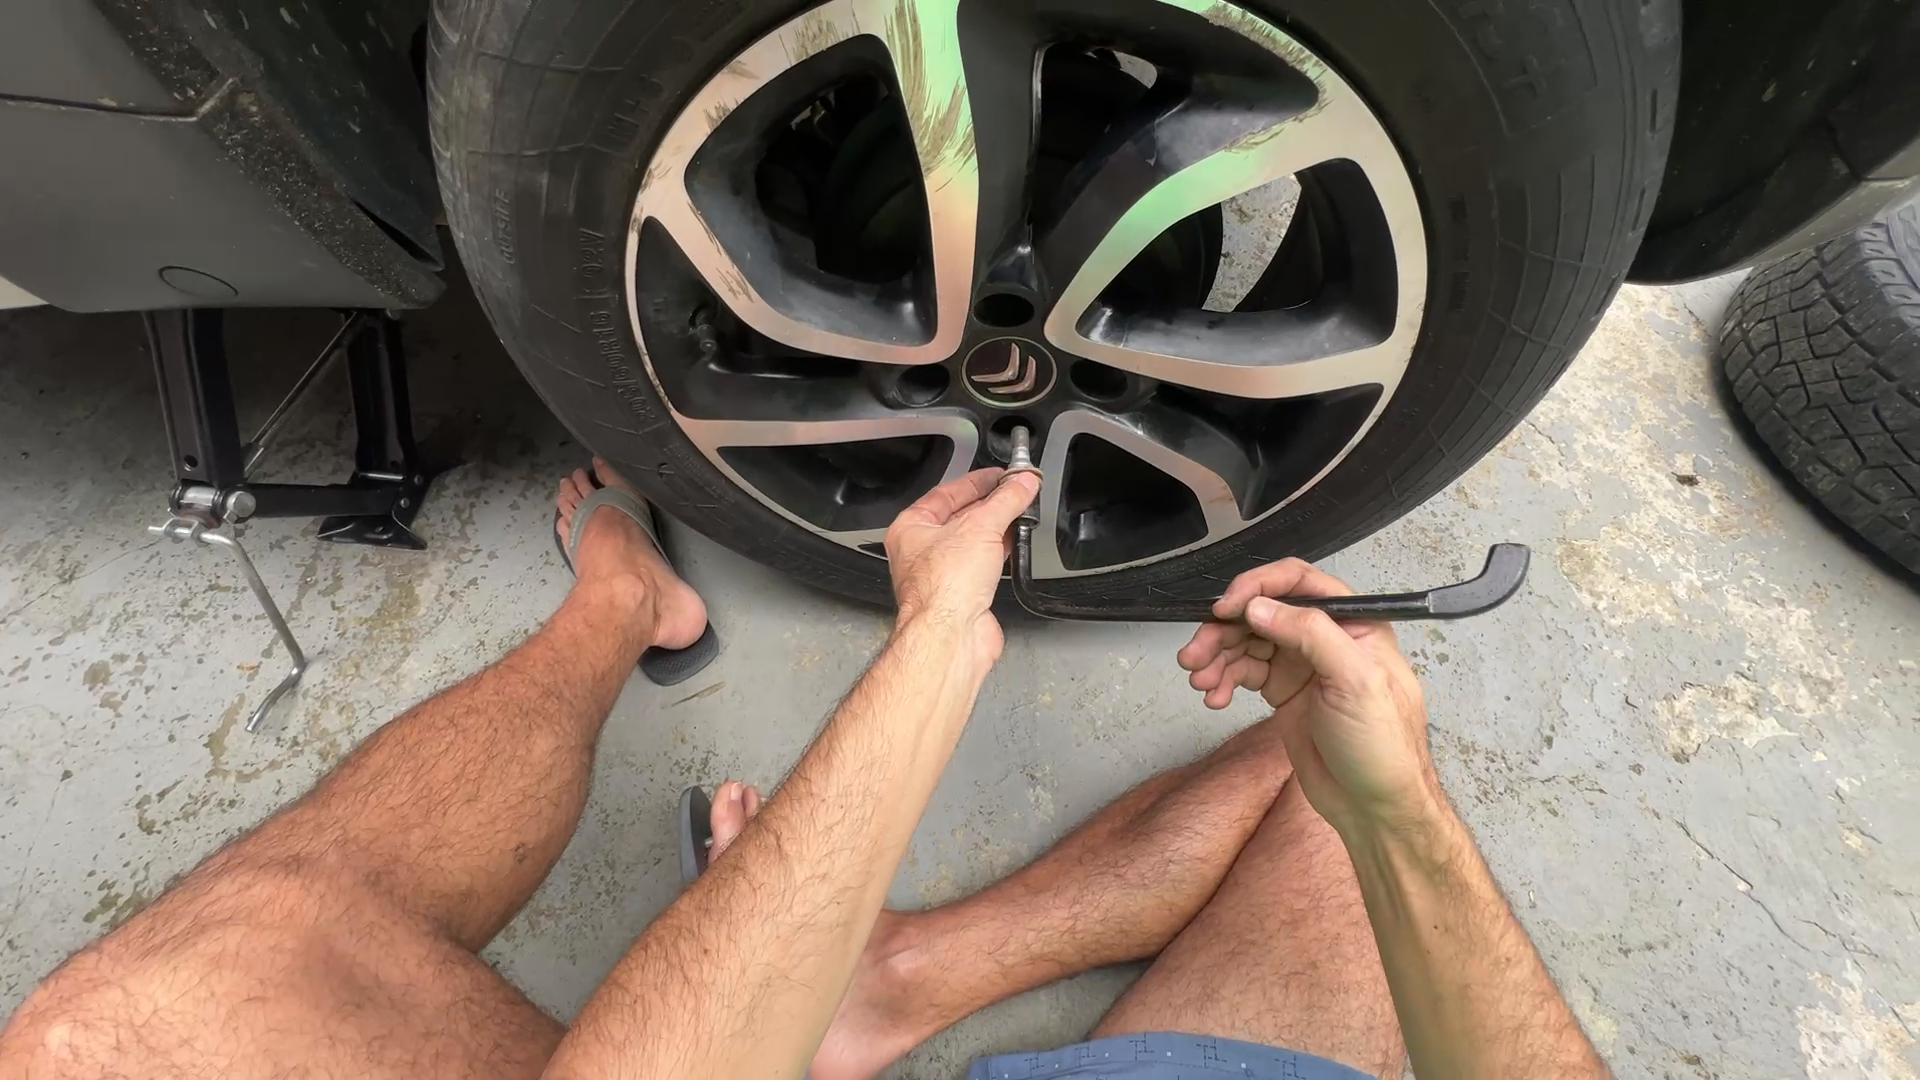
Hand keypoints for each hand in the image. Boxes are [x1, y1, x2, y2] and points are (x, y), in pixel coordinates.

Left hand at [884, 468, 1040, 657]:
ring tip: (1020, 512)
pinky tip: (1014, 543)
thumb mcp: (981, 527)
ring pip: (973, 541)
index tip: (999, 475)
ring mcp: (942, 574)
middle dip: (990, 504)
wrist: (951, 635)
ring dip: (997, 527)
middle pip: (961, 517)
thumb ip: (1006, 501)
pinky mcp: (962, 593)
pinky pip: (983, 563)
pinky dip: (1000, 551)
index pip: (946, 493)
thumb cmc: (942, 587)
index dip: (975, 481)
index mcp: (911, 529)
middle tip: (1016, 491)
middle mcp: (922, 552)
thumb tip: (1021, 483)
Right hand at [1177, 559, 1438, 834]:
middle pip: (1259, 614)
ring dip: (1216, 658)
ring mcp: (1299, 664)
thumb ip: (1309, 634)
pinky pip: (1241, 672)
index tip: (1225, 608)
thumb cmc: (1384, 748)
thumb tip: (1258, 607)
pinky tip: (1214, 698)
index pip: (1297, 582)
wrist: (1375, 809)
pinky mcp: (1281, 690)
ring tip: (1199, 682)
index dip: (1257, 587)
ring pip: (1244, 643)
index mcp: (1351, 624)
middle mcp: (1323, 638)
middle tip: (1195, 654)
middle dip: (1222, 632)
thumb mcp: (1355, 682)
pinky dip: (1222, 681)